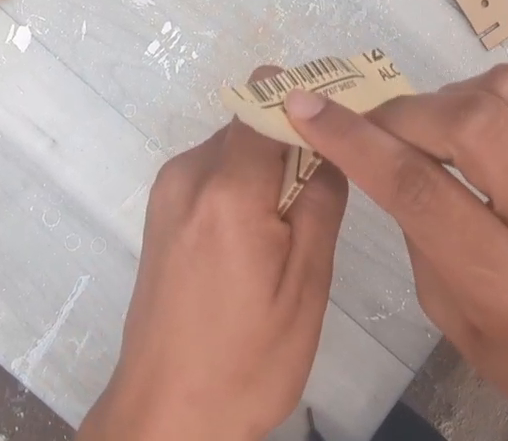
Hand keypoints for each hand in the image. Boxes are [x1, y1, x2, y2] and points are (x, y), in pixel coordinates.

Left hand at [78, 80, 348, 440]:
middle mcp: (189, 173)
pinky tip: (261, 233)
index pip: (267, 98)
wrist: (164, 414)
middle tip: (331, 182)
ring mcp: (169, 189)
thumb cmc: (246, 360)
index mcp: (227, 189)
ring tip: (296, 220)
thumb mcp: (306, 285)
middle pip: (251, 120)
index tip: (345, 121)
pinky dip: (244, 182)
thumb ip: (322, 200)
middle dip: (293, 138)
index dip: (308, 101)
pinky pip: (213, 170)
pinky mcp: (162, 209)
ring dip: (269, 163)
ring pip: (234, 144)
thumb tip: (333, 142)